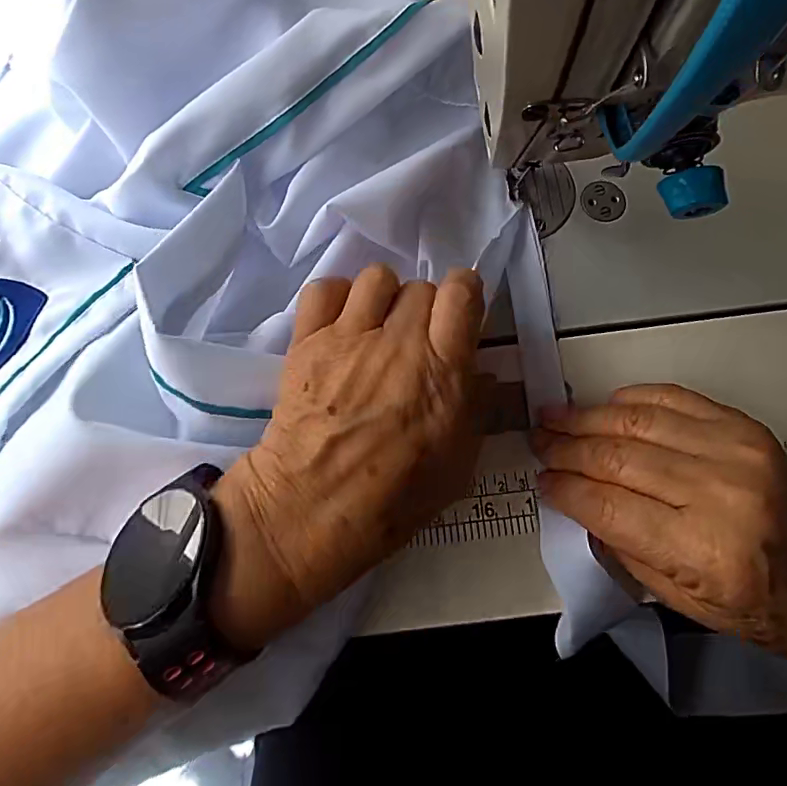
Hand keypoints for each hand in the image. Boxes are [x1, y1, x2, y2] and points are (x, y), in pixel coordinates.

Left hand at [209, 265, 485, 650]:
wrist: (310, 507)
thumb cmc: (391, 501)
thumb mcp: (458, 466)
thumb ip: (474, 409)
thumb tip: (479, 371)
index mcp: (442, 371)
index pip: (462, 293)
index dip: (464, 295)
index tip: (457, 314)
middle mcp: (397, 342)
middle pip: (420, 286)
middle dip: (424, 308)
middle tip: (414, 339)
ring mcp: (348, 337)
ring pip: (376, 278)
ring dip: (383, 298)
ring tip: (375, 327)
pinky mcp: (306, 341)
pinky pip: (323, 289)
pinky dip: (334, 298)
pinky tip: (338, 325)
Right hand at [530, 385, 786, 669]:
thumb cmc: (764, 607)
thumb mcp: (684, 602)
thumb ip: (624, 548)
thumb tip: (575, 499)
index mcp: (707, 553)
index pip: (607, 507)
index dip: (565, 489)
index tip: (542, 481)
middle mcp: (722, 496)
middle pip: (615, 459)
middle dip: (565, 449)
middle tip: (538, 443)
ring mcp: (737, 454)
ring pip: (634, 423)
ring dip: (585, 419)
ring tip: (554, 418)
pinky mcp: (745, 429)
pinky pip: (670, 399)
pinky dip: (628, 400)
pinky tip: (602, 407)